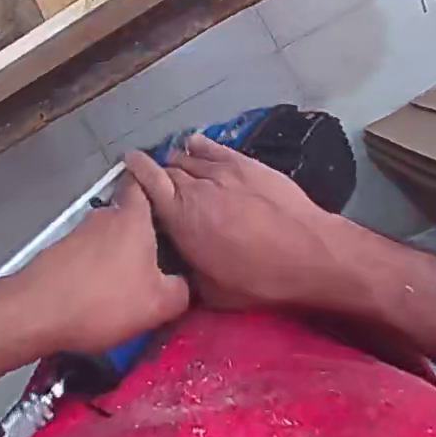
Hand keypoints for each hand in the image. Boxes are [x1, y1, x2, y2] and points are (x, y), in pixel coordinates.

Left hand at [0, 178, 188, 354]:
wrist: (33, 313)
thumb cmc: (104, 300)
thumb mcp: (159, 304)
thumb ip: (181, 290)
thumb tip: (184, 284)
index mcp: (134, 218)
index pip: (144, 185)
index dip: (155, 188)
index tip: (167, 199)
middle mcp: (105, 217)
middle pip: (128, 216)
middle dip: (141, 235)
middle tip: (156, 261)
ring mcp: (77, 233)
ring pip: (106, 238)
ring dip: (116, 256)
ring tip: (126, 286)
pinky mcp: (56, 253)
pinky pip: (86, 256)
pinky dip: (94, 270)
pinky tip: (97, 297)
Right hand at [123, 135, 349, 309]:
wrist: (307, 252)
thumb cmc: (259, 278)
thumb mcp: (212, 291)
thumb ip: (188, 274)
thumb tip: (180, 270)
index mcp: (181, 218)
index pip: (148, 183)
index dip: (136, 171)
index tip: (128, 165)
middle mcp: (197, 188)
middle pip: (169, 169)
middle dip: (159, 173)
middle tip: (157, 180)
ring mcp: (223, 171)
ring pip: (190, 157)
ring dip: (180, 161)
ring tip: (177, 165)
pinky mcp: (246, 164)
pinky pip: (215, 148)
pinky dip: (201, 145)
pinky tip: (196, 144)